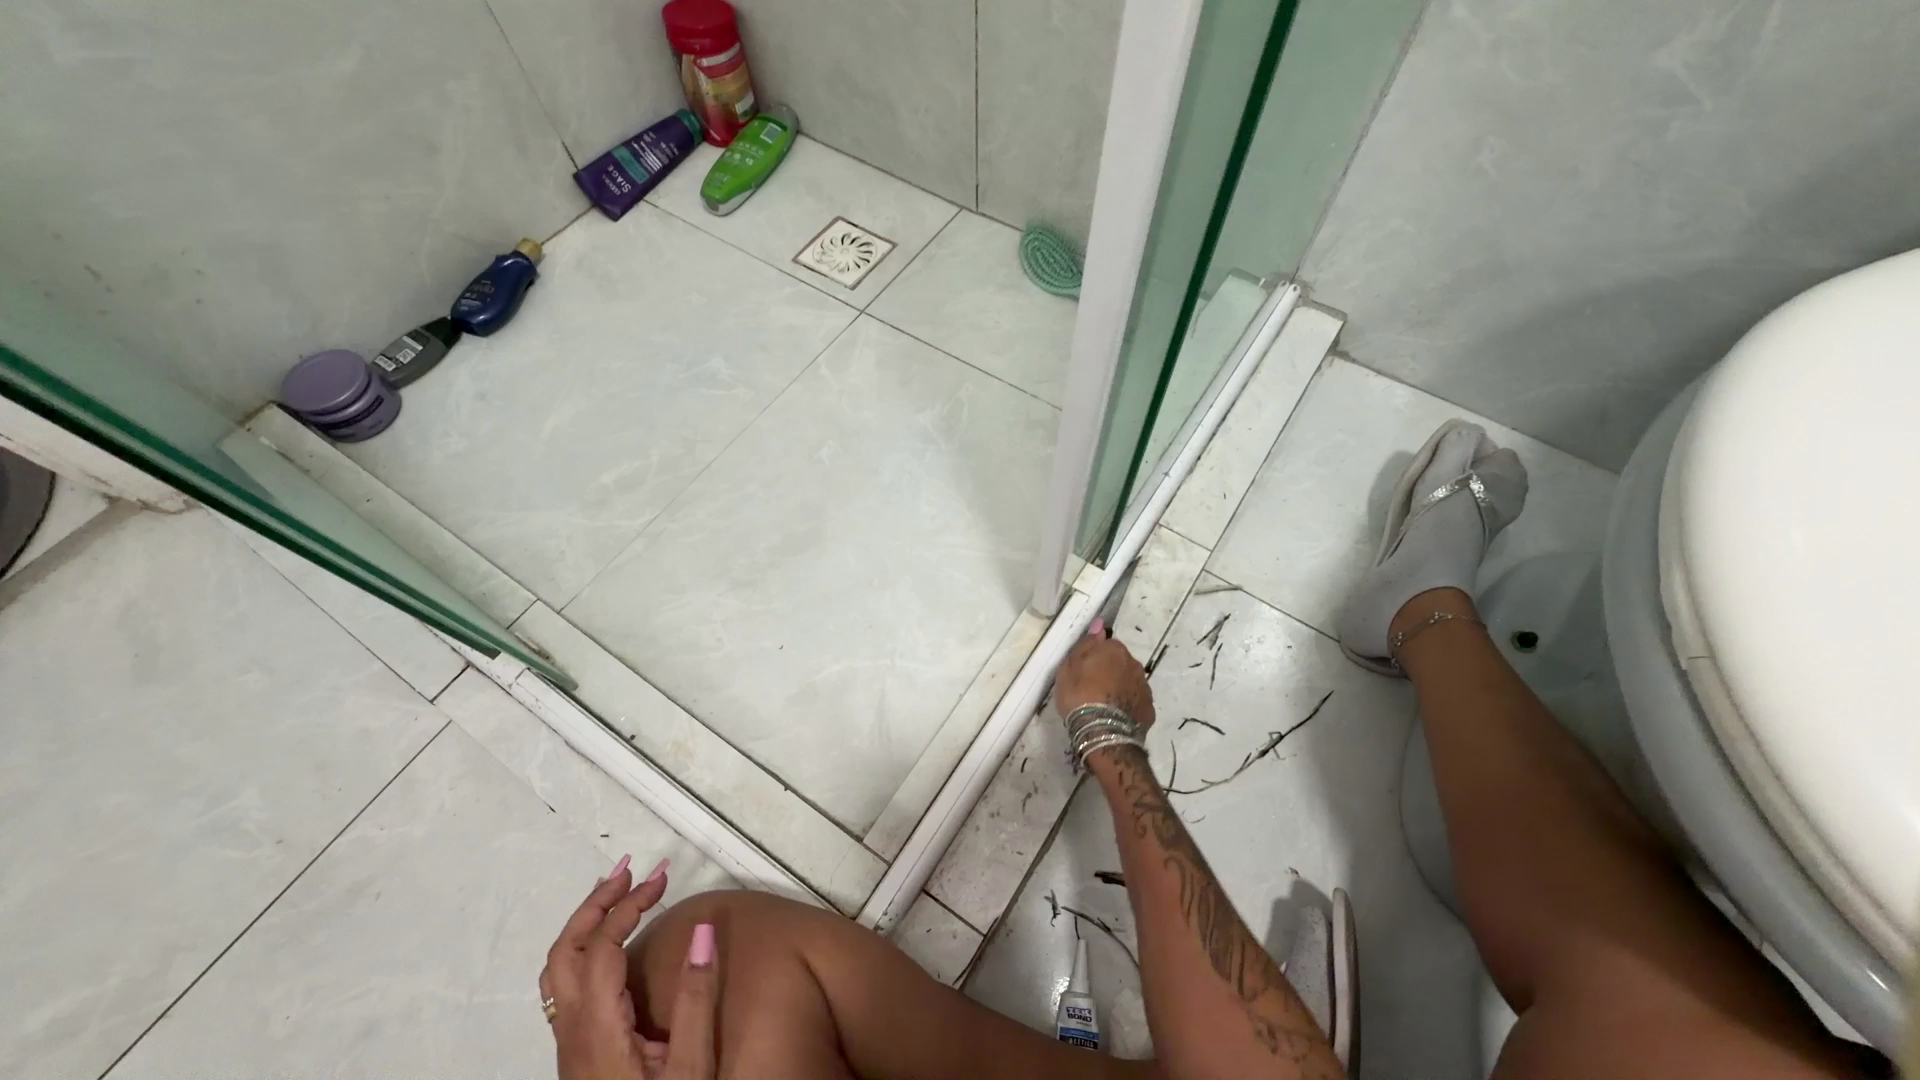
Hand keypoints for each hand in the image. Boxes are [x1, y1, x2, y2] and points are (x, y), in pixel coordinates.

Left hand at [541, 857, 720, 1079]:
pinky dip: (584, 945)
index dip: (628, 906)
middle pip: (566, 950)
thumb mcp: (692, 1067)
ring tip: (617, 890)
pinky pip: (564, 983)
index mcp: (598, 1029)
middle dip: (597, 902)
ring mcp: (567, 1042)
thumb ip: (697, 998)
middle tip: (632, 869)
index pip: (601, 948)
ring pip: (557, 967)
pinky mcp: (574, 1050)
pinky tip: (610, 942)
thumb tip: (705, 929)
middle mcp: (571, 1030)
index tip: (661, 877)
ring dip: (585, 921)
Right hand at [1054, 618, 1155, 732]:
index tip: (1084, 671)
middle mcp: (1134, 664)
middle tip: (1091, 689)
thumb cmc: (1080, 696)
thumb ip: (1086, 644)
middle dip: (1110, 672)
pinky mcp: (1149, 708)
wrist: (1103, 732)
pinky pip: (1136, 701)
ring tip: (1103, 705)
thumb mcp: (1070, 667)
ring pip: (1130, 681)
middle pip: (1120, 663)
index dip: (1095, 658)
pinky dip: (1127, 705)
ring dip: (1120, 688)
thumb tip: (1099, 624)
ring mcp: (1144, 687)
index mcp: (1115, 651)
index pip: (1106, 645)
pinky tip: (1115, 717)